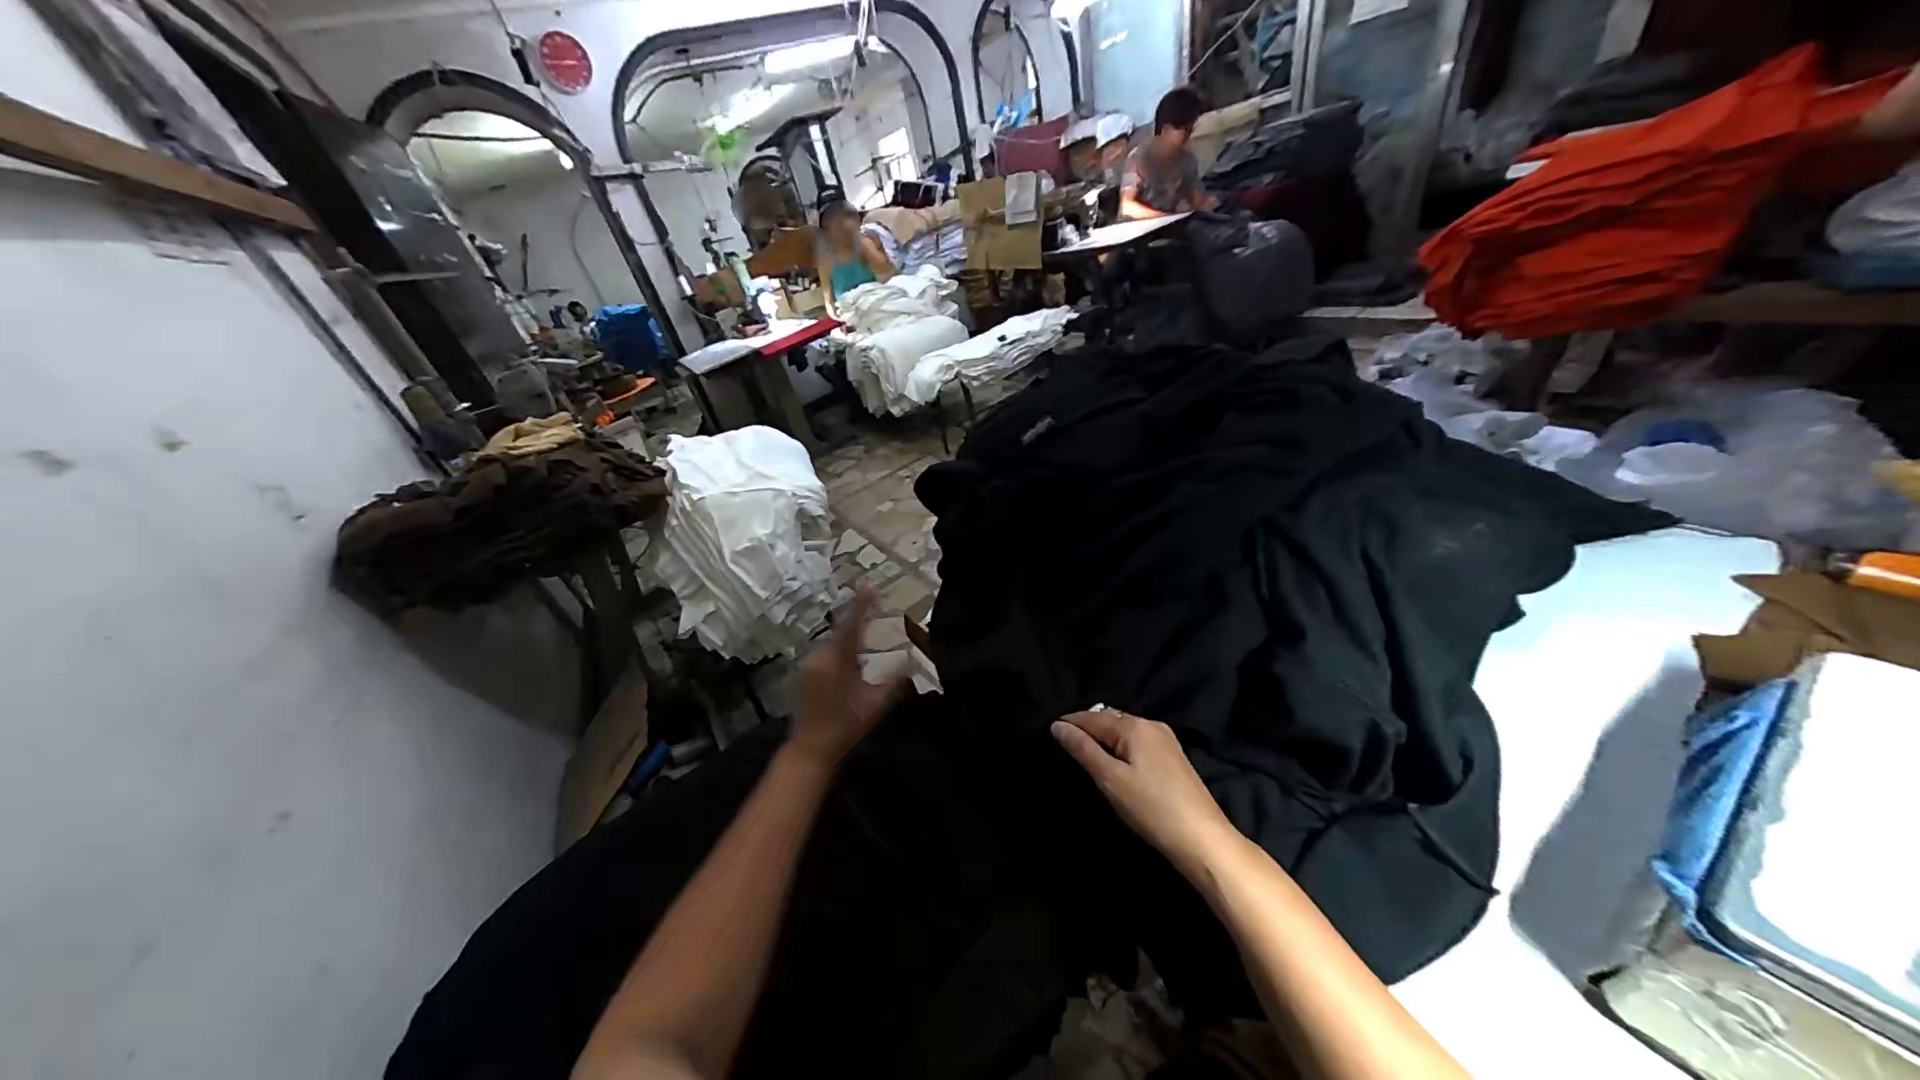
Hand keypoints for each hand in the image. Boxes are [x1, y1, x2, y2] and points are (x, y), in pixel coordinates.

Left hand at [789, 589, 907, 767]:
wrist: (810, 749)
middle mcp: (820, 655)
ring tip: (868, 638)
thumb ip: (895, 680)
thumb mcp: (877, 704)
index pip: (853, 624)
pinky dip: (842, 652)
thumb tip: (911, 660)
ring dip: (851, 641)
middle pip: (843, 633)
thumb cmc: (846, 726)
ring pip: (835, 644)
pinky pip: (827, 654)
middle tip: (876, 611)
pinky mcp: (805, 674)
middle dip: (860, 623)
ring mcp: (809, 665)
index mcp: (837, 659)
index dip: (863, 604)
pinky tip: (853, 662)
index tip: (870, 584)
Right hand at [1052, 709, 1239, 872]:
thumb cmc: (1151, 807)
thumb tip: (1057, 725)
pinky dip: (1119, 746)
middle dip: (1087, 727)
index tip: (1049, 731)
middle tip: (1063, 740)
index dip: (1071, 723)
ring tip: (1082, 750)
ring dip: (1103, 737)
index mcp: (1135, 726)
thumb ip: (1083, 749)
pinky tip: (1112, 760)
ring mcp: (1165, 742)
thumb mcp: (1110, 779)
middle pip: (1110, 719)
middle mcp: (1151, 726)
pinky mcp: (1173, 759)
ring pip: (1125, 731)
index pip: (1093, 717)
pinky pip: (1137, 742)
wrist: (1202, 839)